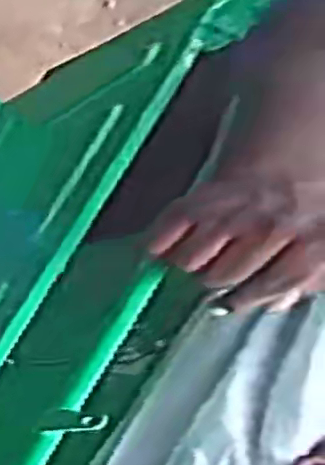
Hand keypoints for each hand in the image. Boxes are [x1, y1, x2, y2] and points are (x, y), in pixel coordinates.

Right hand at [147, 171, 324, 311]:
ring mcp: (228, 217)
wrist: (290, 160)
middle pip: (220, 277)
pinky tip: (171, 245)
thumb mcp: (324, 241)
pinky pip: (157, 244)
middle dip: (214, 278)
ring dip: (186, 264)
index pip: (276, 283)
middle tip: (213, 271)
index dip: (249, 299)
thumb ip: (309, 275)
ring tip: (197, 255)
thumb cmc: (306, 209)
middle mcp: (273, 228)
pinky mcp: (189, 208)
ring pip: (186, 264)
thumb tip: (275, 304)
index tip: (229, 305)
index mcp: (316, 239)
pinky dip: (157, 249)